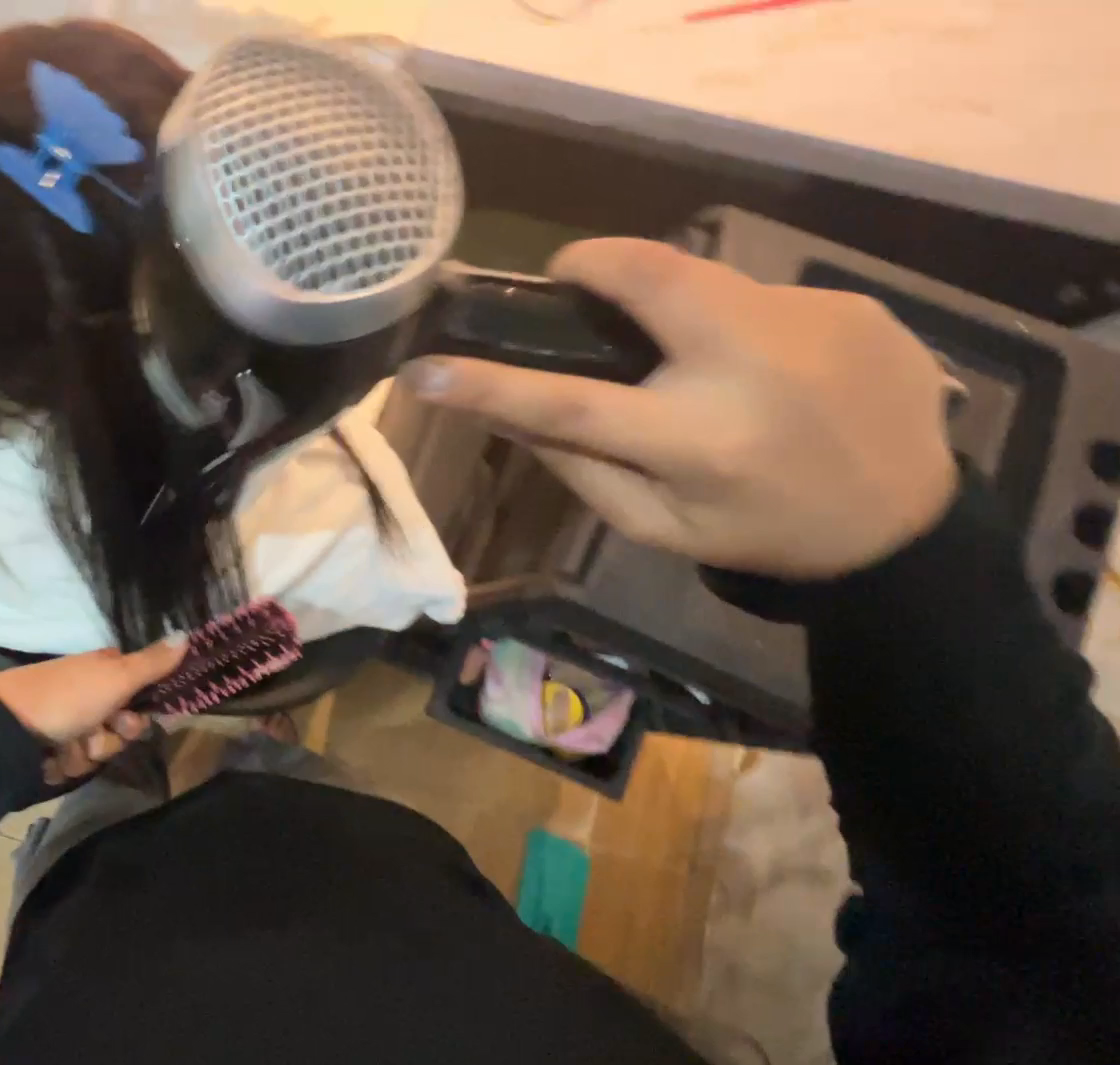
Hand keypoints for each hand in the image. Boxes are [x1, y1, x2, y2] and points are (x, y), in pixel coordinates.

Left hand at [0, 639, 185, 781]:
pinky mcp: (53, 749)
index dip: (143, 707)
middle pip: (125, 726)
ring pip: (103, 748)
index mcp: (103, 670)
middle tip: (101, 728)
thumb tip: (187, 634)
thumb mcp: (116, 677)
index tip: (136, 713)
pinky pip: (78, 763)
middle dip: (115, 735)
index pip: (141, 690)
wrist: (7, 729)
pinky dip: (68, 762)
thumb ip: (153, 663)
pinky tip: (53, 755)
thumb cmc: (67, 697)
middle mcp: (89, 694)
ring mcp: (70, 723)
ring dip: (90, 751)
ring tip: (69, 743)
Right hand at [403, 238, 958, 577]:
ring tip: (685, 357)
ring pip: (703, 280)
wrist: (908, 524)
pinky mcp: (852, 303)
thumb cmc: (756, 535)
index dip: (487, 382)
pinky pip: (756, 298)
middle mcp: (757, 367)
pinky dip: (732, 325)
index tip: (423, 369)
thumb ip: (577, 465)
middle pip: (654, 276)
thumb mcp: (654, 524)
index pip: (570, 403)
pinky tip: (764, 371)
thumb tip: (504, 411)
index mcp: (698, 441)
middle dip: (593, 263)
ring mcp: (814, 321)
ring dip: (668, 306)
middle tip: (565, 281)